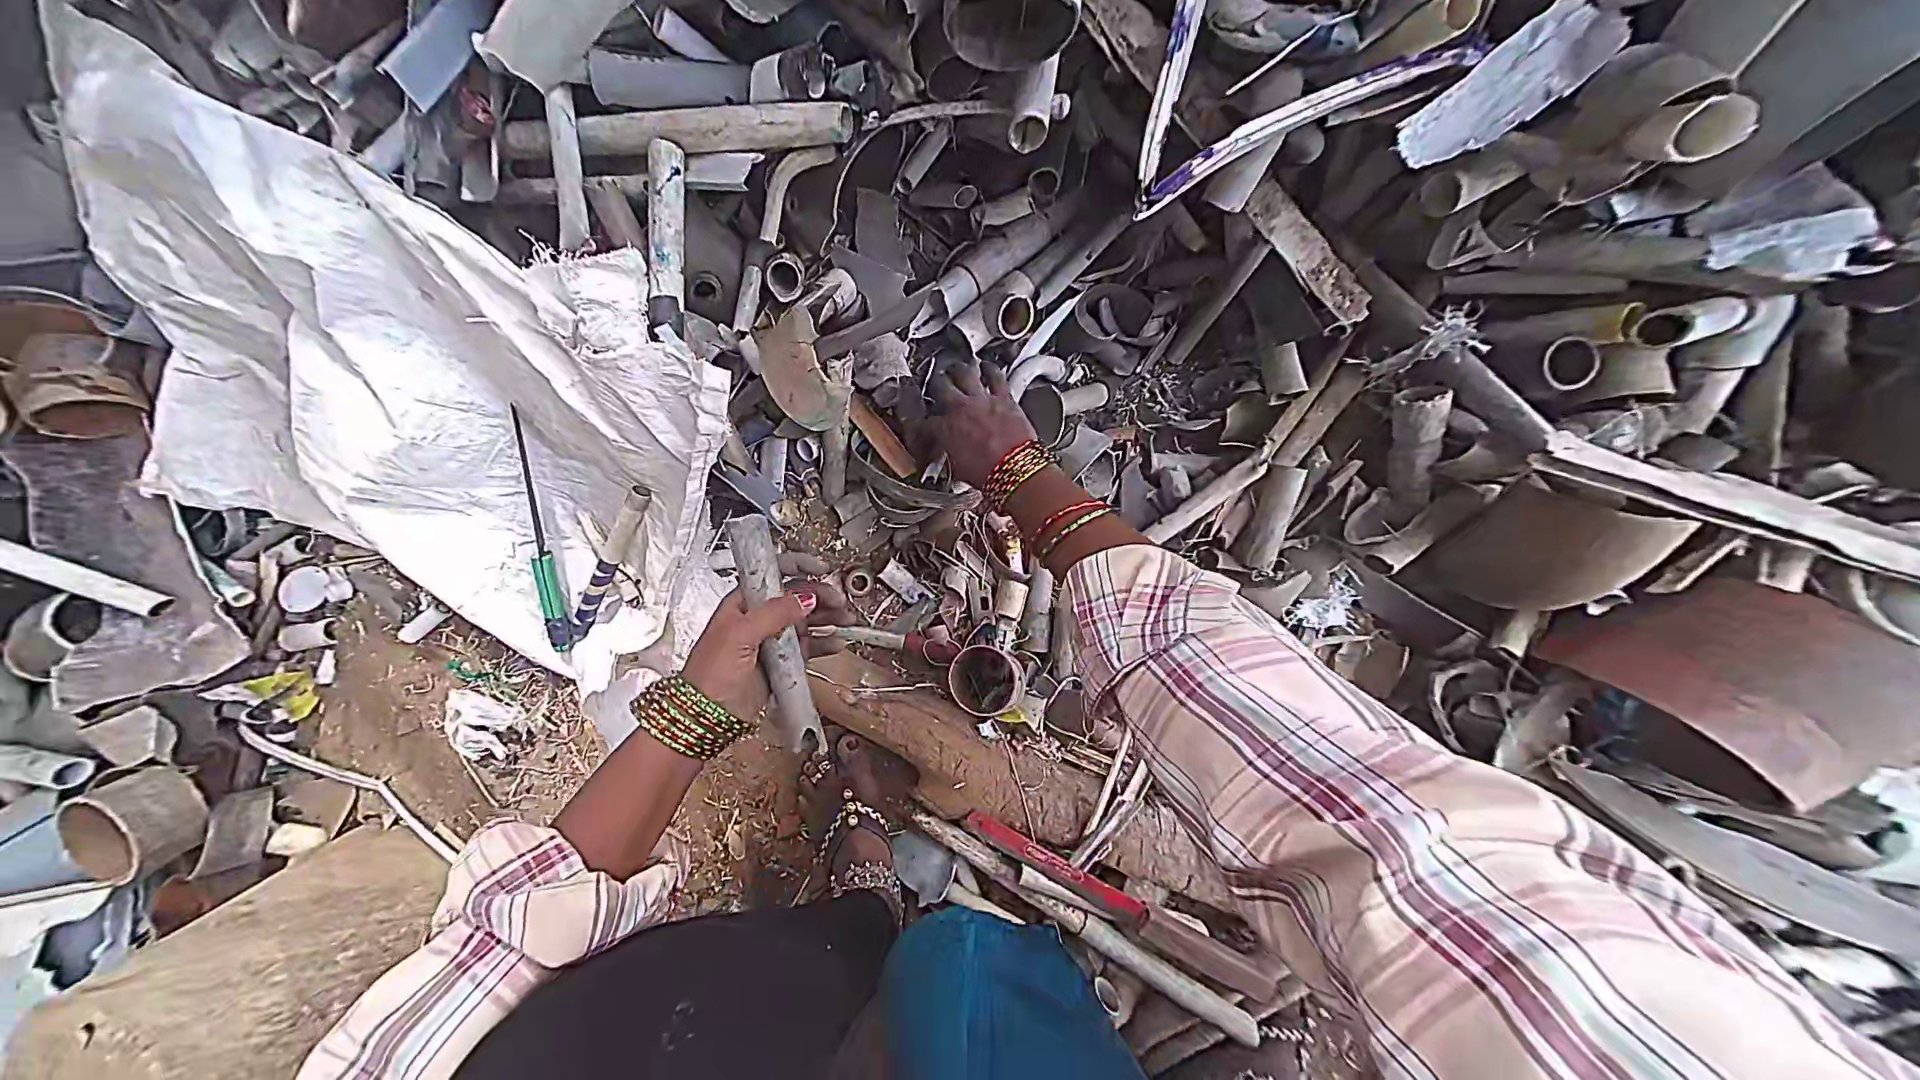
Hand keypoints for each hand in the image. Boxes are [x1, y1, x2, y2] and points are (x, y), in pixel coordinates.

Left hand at [681, 576, 849, 722]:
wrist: (706, 717)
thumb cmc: (710, 674)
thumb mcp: (739, 635)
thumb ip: (774, 613)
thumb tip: (805, 597)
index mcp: (744, 603)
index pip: (773, 574)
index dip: (797, 567)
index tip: (820, 569)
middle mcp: (759, 618)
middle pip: (796, 597)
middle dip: (820, 596)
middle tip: (839, 602)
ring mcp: (772, 639)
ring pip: (806, 621)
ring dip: (827, 618)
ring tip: (846, 621)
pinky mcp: (782, 662)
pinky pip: (808, 646)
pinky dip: (825, 643)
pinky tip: (836, 642)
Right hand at [929, 360, 1039, 489]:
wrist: (1016, 469)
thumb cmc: (989, 473)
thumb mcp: (959, 469)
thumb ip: (951, 455)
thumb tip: (952, 455)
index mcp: (945, 429)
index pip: (926, 422)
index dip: (922, 425)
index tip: (924, 427)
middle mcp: (960, 409)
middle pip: (939, 385)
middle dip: (935, 383)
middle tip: (935, 382)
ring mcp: (982, 400)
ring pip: (964, 372)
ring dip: (958, 369)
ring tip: (956, 368)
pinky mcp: (1004, 397)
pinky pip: (995, 375)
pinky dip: (990, 369)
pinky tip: (988, 366)